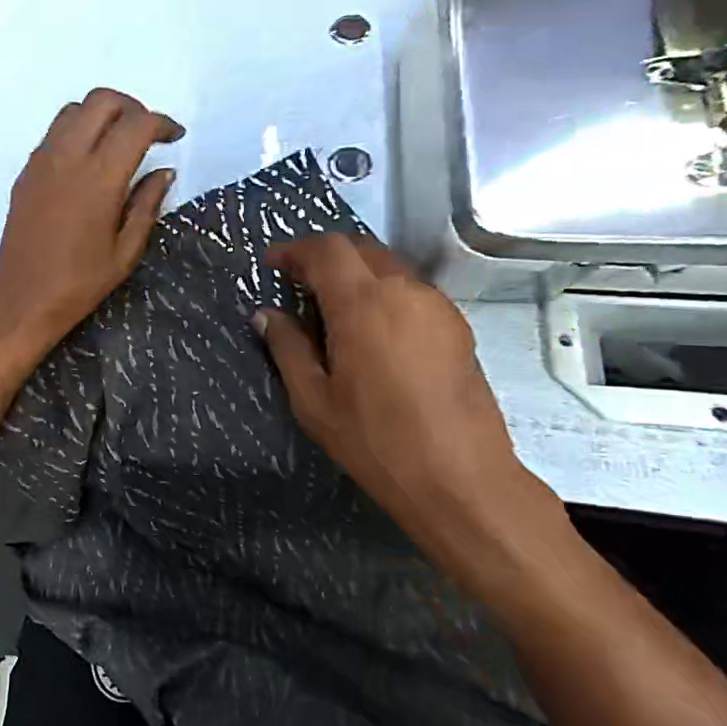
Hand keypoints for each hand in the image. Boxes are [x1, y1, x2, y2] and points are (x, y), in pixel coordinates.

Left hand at [0, 88, 182, 354]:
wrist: (25, 297)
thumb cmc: (82, 282)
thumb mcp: (127, 250)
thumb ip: (147, 204)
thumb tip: (164, 172)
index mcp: (99, 180)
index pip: (136, 126)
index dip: (161, 123)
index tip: (176, 137)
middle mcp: (68, 158)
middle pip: (102, 101)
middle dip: (133, 108)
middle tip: (150, 133)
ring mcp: (42, 160)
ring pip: (75, 109)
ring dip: (104, 114)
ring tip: (121, 142)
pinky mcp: (27, 170)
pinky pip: (56, 131)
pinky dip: (80, 130)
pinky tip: (92, 160)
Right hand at [254, 235, 533, 543]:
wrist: (458, 476)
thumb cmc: (377, 443)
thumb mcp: (316, 403)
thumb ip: (288, 350)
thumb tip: (267, 315)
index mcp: (364, 304)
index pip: (327, 250)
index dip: (295, 249)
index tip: (273, 264)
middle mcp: (406, 291)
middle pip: (362, 251)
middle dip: (328, 259)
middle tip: (301, 287)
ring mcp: (439, 307)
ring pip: (392, 272)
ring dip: (360, 279)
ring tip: (338, 316)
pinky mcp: (459, 327)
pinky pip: (415, 296)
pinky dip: (388, 299)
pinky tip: (378, 337)